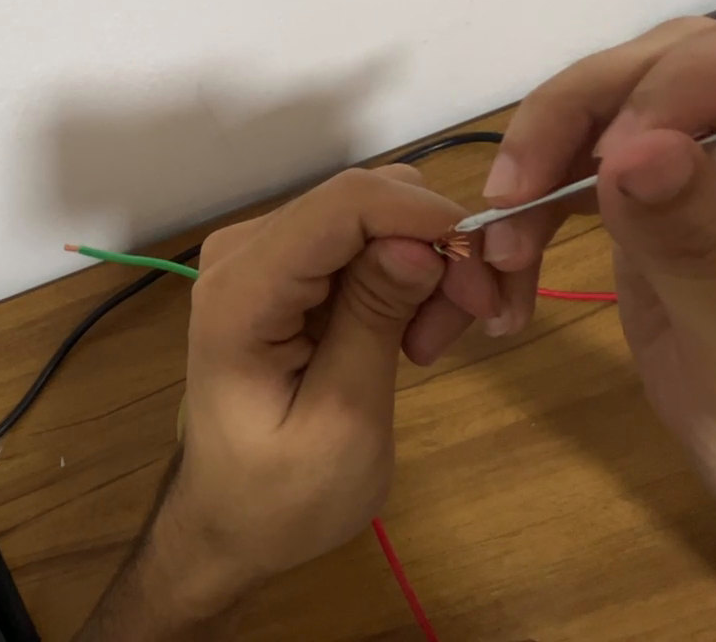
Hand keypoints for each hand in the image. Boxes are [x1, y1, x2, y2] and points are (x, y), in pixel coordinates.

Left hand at [77, 166, 497, 638]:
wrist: (230, 513)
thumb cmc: (281, 493)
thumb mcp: (342, 420)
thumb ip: (373, 319)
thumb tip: (420, 240)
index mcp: (242, 288)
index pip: (343, 203)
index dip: (426, 218)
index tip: (486, 283)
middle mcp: (242, 248)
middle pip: (362, 202)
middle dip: (434, 247)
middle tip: (473, 325)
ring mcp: (258, 251)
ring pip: (370, 215)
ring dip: (423, 268)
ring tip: (426, 349)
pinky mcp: (281, 265)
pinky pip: (358, 240)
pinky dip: (400, 277)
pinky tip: (406, 336)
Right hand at [480, 0, 715, 586]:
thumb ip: (699, 256)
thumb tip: (627, 148)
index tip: (619, 147)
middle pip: (705, 53)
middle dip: (596, 107)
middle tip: (518, 187)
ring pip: (636, 87)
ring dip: (552, 141)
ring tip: (502, 216)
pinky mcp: (687, 185)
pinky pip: (601, 145)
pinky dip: (544, 182)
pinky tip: (512, 235)